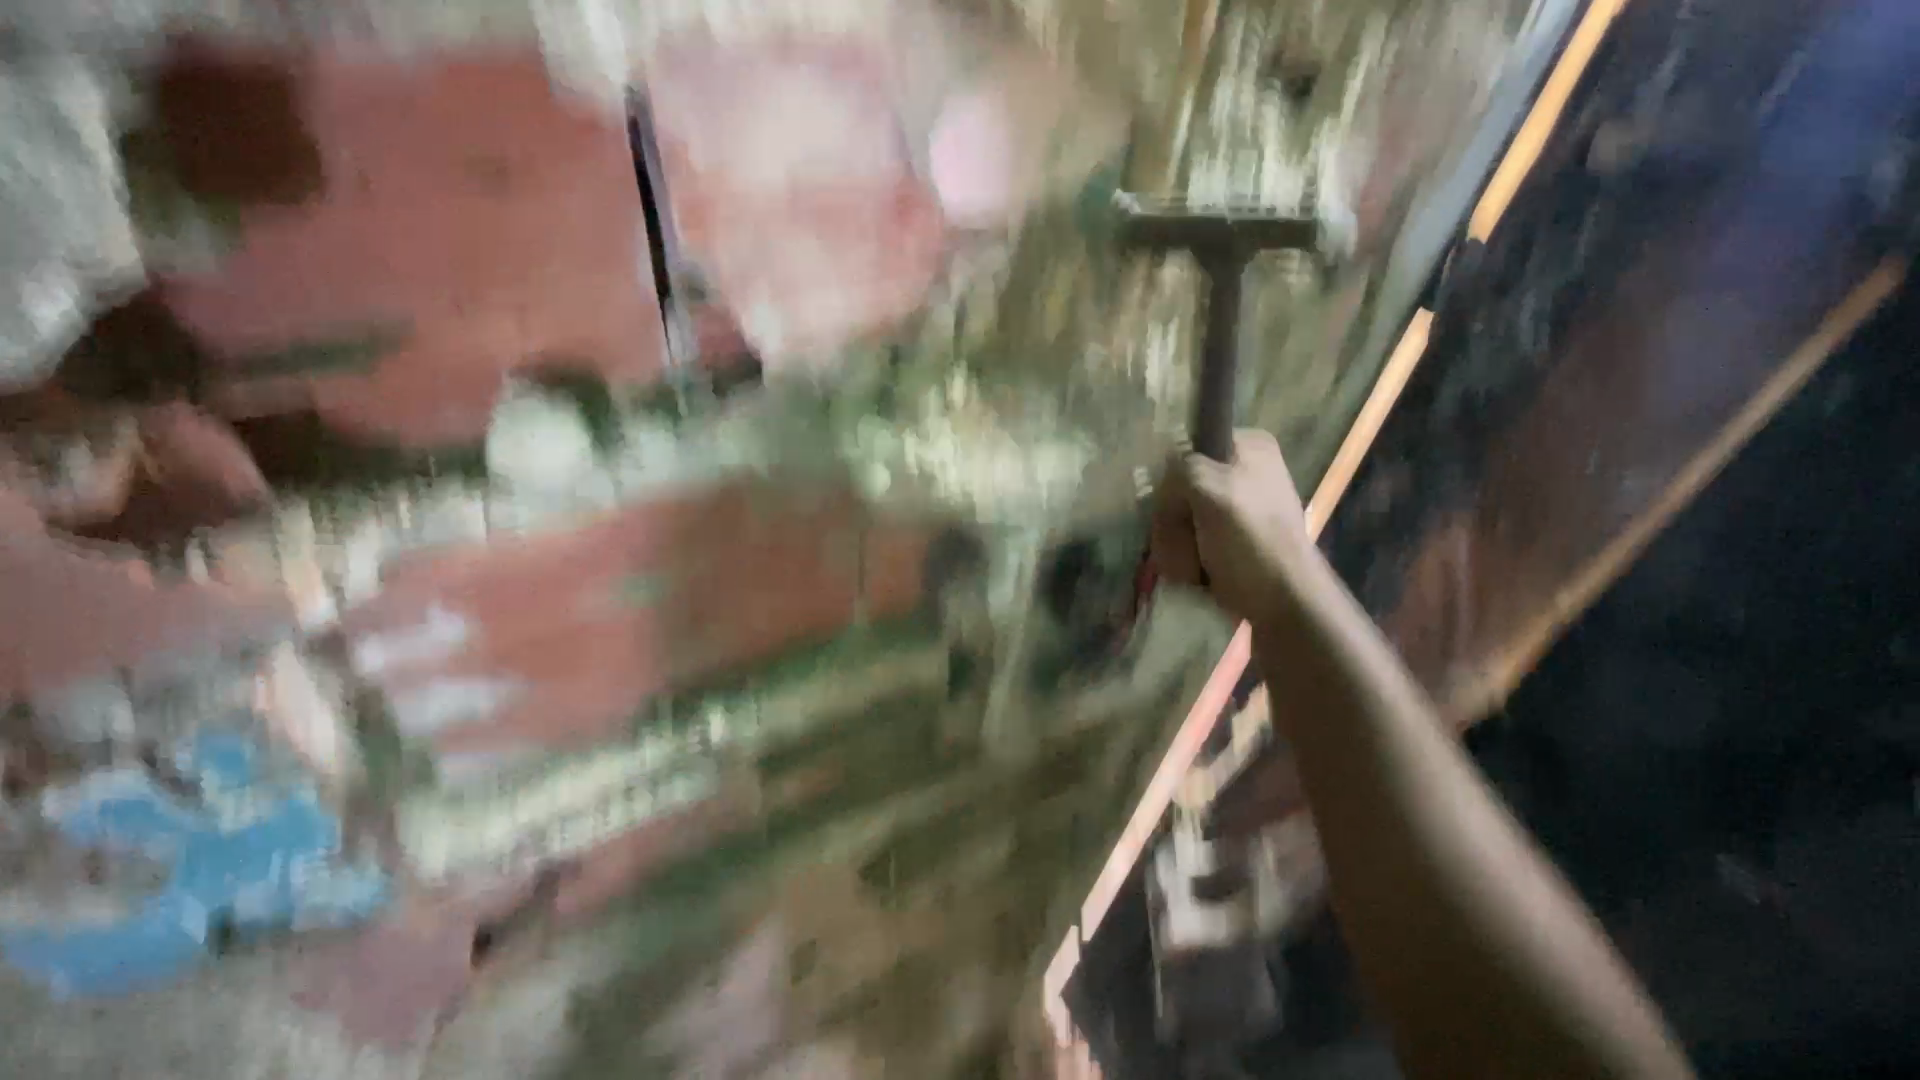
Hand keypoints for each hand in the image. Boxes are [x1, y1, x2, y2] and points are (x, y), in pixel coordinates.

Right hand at [1150, 429, 1314, 623]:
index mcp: (1249, 445)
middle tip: (1178, 542)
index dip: (1173, 476)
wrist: (1283, 599)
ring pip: (1181, 515)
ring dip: (1175, 542)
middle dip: (1173, 519)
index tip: (1168, 505)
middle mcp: (1245, 470)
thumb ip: (1181, 468)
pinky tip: (1189, 571)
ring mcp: (1238, 505)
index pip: (1187, 446)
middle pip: (1181, 485)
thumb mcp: (1211, 487)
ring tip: (1185, 565)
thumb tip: (1165, 486)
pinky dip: (1185, 554)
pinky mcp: (1231, 536)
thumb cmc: (1250, 539)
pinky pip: (1191, 537)